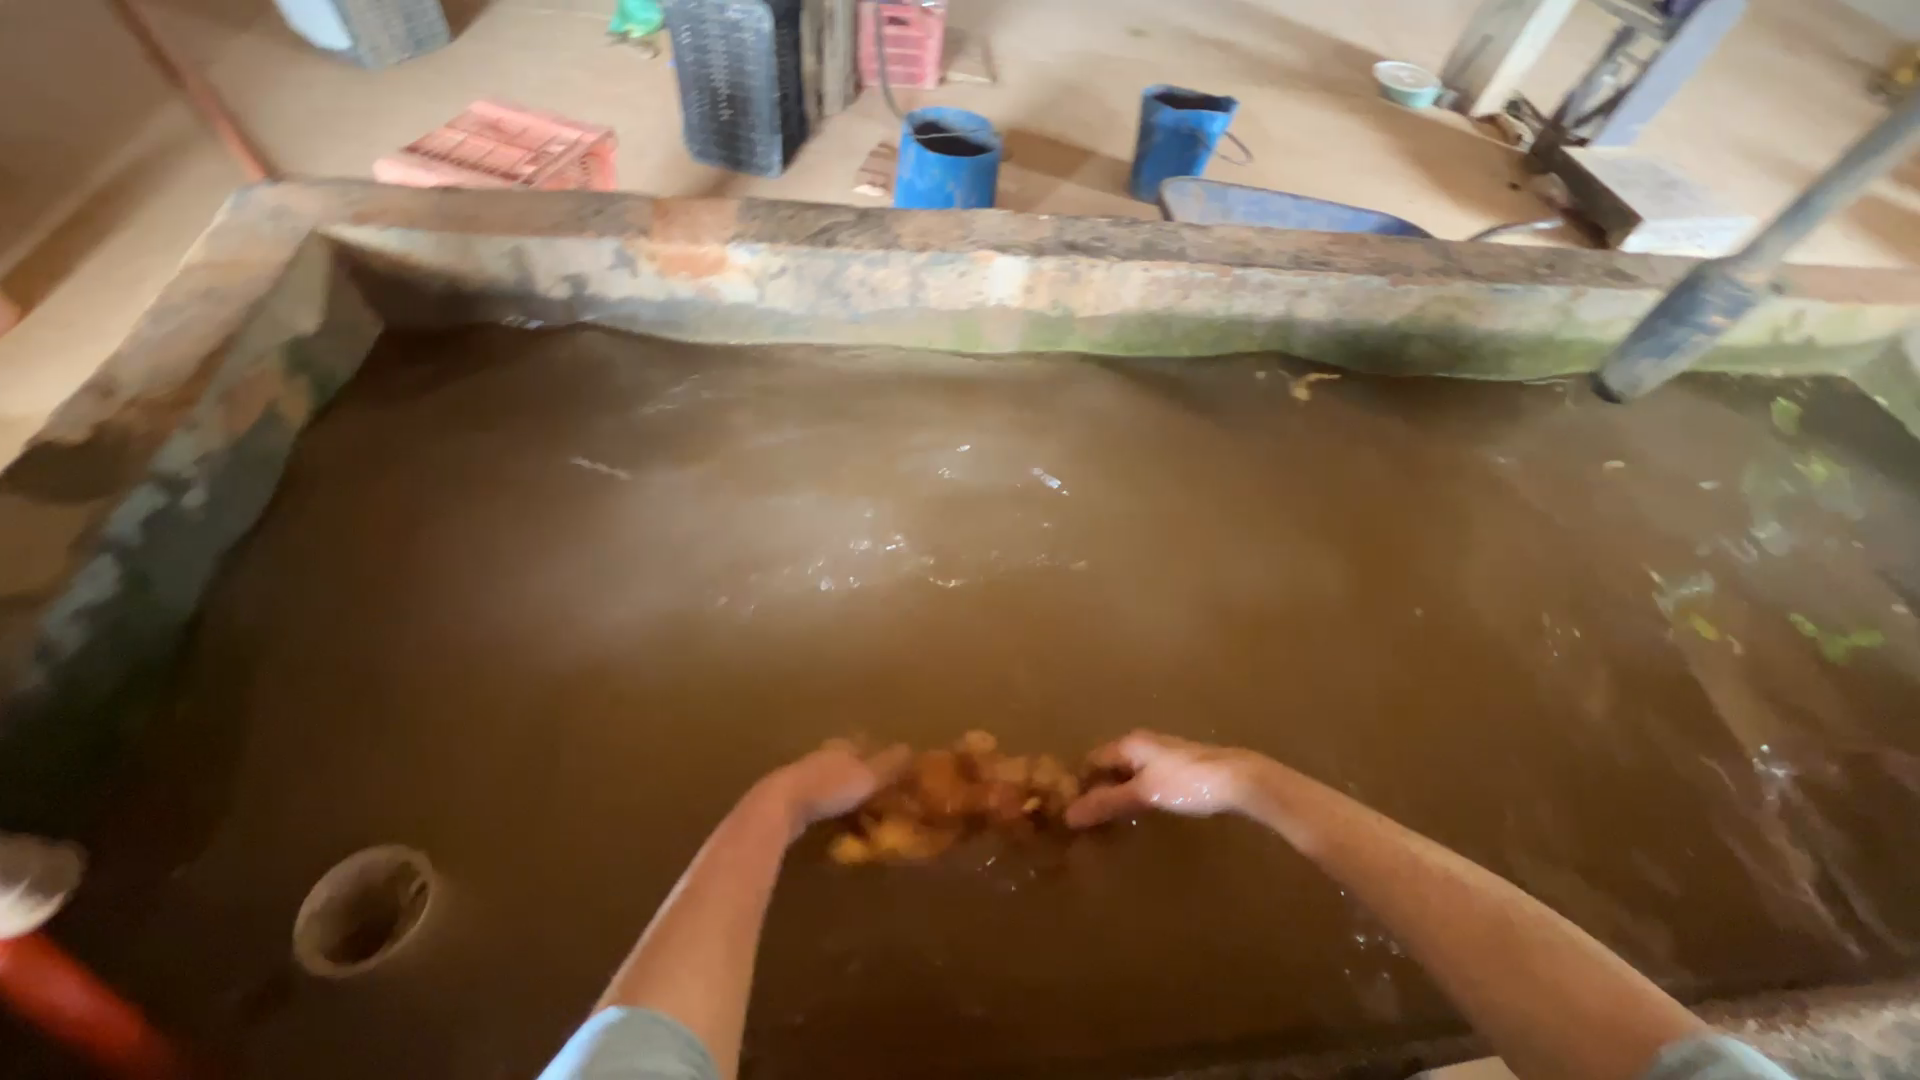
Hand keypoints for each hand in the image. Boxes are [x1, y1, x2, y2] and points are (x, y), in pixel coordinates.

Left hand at [760, 740, 910, 835]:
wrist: (780, 808)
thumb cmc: (829, 787)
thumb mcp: (867, 777)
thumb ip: (890, 765)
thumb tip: (911, 749)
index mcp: (841, 746)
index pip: (865, 744)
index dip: (880, 755)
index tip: (895, 769)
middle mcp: (823, 756)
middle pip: (848, 763)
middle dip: (864, 776)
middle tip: (883, 794)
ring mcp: (804, 778)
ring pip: (833, 783)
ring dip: (848, 795)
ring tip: (865, 813)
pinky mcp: (792, 800)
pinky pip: (821, 803)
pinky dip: (834, 811)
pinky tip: (841, 826)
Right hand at [1064, 731, 1266, 827]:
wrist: (1239, 780)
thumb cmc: (1187, 782)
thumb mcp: (1143, 794)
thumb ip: (1107, 803)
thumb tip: (1068, 815)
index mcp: (1129, 744)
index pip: (1091, 760)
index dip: (1078, 783)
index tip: (1066, 810)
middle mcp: (1142, 744)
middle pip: (1109, 766)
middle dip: (1096, 790)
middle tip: (1086, 822)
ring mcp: (1161, 756)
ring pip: (1128, 774)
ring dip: (1117, 795)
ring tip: (1108, 823)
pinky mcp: (1177, 769)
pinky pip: (1144, 781)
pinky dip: (1135, 796)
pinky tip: (1138, 814)